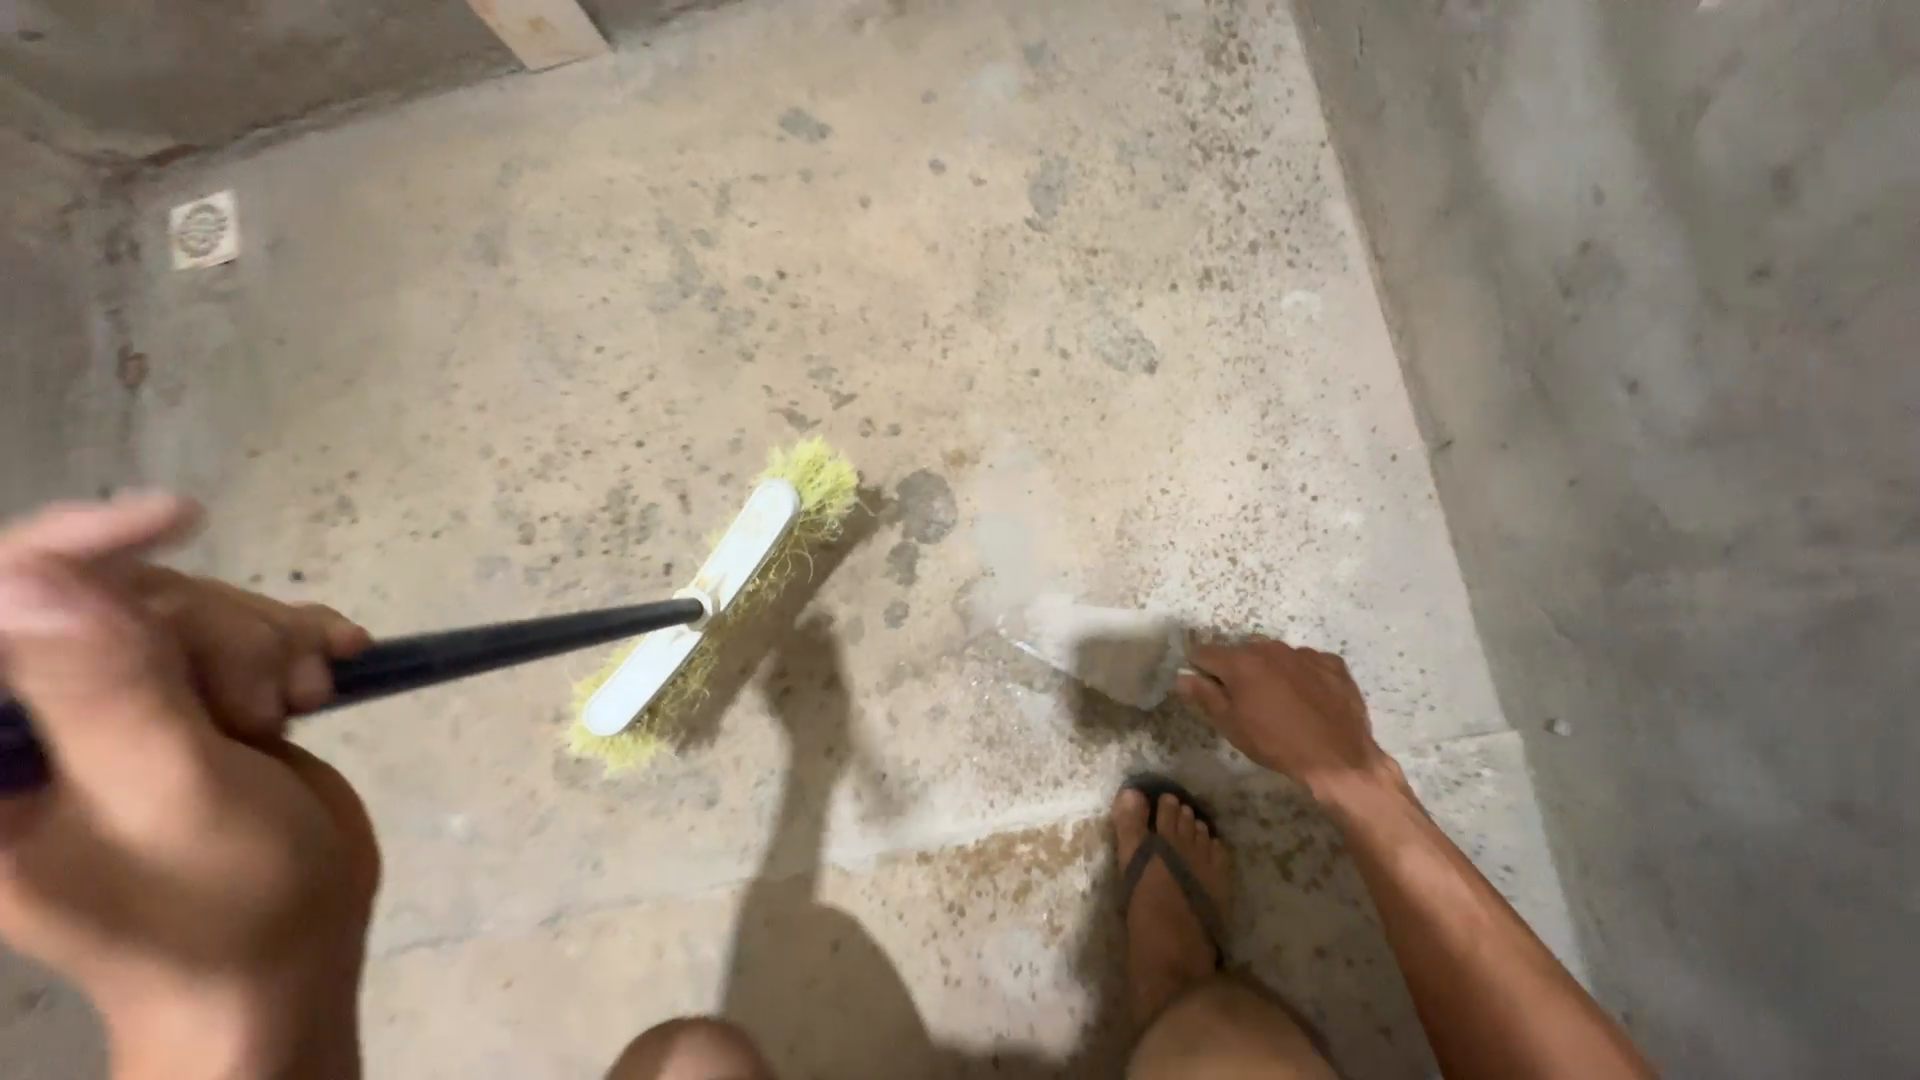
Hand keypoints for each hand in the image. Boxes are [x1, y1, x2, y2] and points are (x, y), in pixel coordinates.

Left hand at [0, 494, 379, 1078]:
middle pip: (121, 602)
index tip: (182, 520)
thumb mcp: (172, 800)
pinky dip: (303, 638)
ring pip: (195, 610)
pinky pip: (247, 632)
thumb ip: (104, 693)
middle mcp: (37, 721)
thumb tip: (36, 575)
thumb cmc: (221, 902)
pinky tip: (343, 661)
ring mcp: (122, 712)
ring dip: (271, 643)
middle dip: (220, 634)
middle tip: (276, 704)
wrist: (287, 956)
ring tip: (307, 703)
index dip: (74, 549)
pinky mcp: (196, 710)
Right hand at [1177, 636, 1396, 797]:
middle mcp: (1271, 648)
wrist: (1338, 758)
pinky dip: (1302, 675)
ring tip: (1279, 701)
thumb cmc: (1276, 744)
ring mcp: (1304, 654)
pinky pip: (1307, 663)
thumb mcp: (1231, 725)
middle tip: (1244, 700)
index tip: (1204, 686)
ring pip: (1275, 654)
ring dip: (1270, 670)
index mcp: (1241, 661)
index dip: (1199, 668)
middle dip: (1237, 669)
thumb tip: (1182, 676)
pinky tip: (1309, 699)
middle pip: (1242, 651)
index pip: (1205, 652)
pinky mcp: (1332, 664)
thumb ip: (1204, 696)